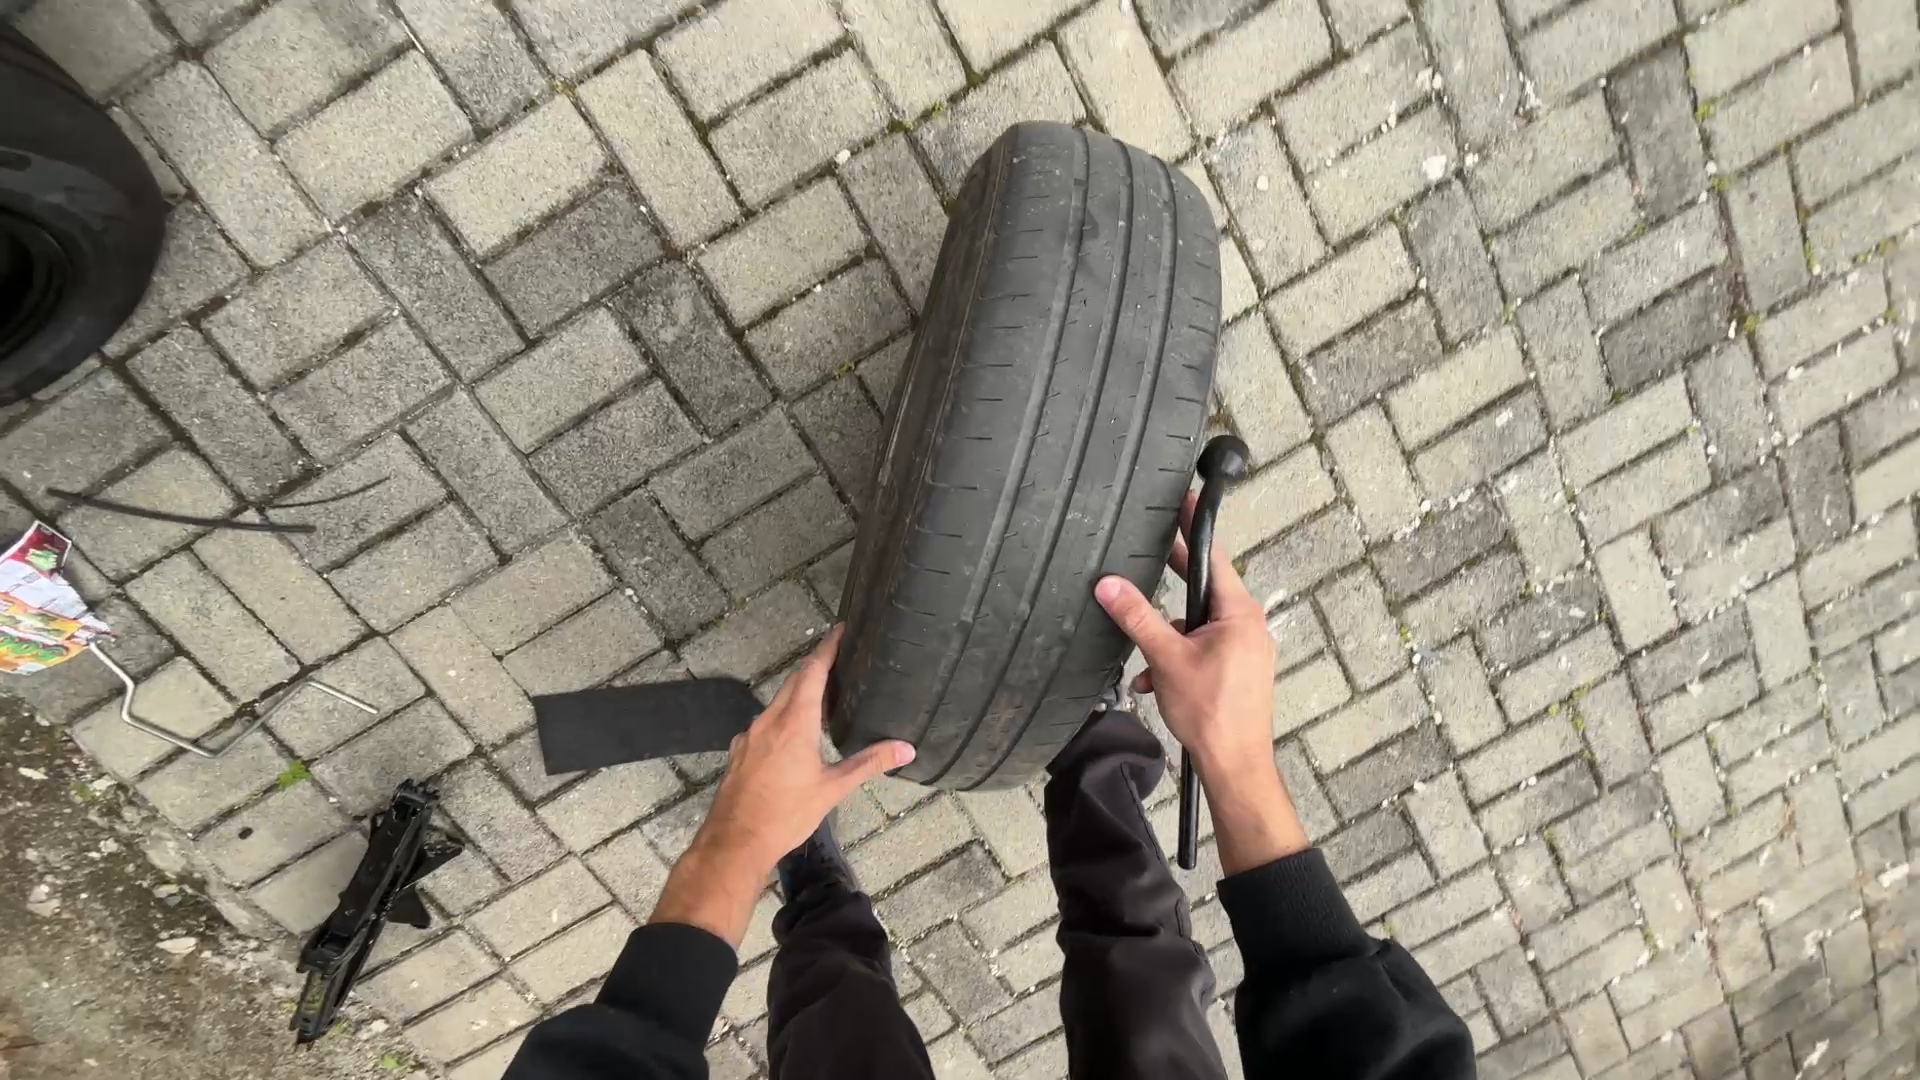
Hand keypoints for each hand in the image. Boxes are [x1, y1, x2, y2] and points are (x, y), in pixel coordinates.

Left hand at [700, 625, 914, 873]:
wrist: (733, 843)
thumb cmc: (785, 814)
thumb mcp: (832, 789)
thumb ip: (868, 764)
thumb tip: (907, 749)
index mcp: (794, 723)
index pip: (812, 672)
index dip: (827, 648)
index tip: (840, 630)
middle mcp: (769, 721)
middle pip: (793, 681)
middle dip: (815, 666)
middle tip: (838, 657)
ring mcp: (750, 735)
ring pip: (777, 701)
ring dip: (798, 691)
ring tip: (821, 693)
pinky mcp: (740, 751)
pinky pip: (765, 721)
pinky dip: (783, 714)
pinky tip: (791, 732)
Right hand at [1093, 494, 1308, 873]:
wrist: (1235, 766)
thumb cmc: (1210, 712)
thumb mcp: (1166, 658)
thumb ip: (1136, 617)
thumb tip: (1108, 584)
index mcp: (1237, 613)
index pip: (1211, 556)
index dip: (1193, 527)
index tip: (1183, 499)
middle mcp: (1246, 625)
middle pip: (1203, 586)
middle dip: (1173, 573)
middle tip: (1150, 544)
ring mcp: (1243, 649)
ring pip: (1197, 621)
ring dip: (1166, 630)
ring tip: (1139, 642)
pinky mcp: (1236, 669)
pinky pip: (1201, 647)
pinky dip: (1175, 655)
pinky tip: (1149, 679)